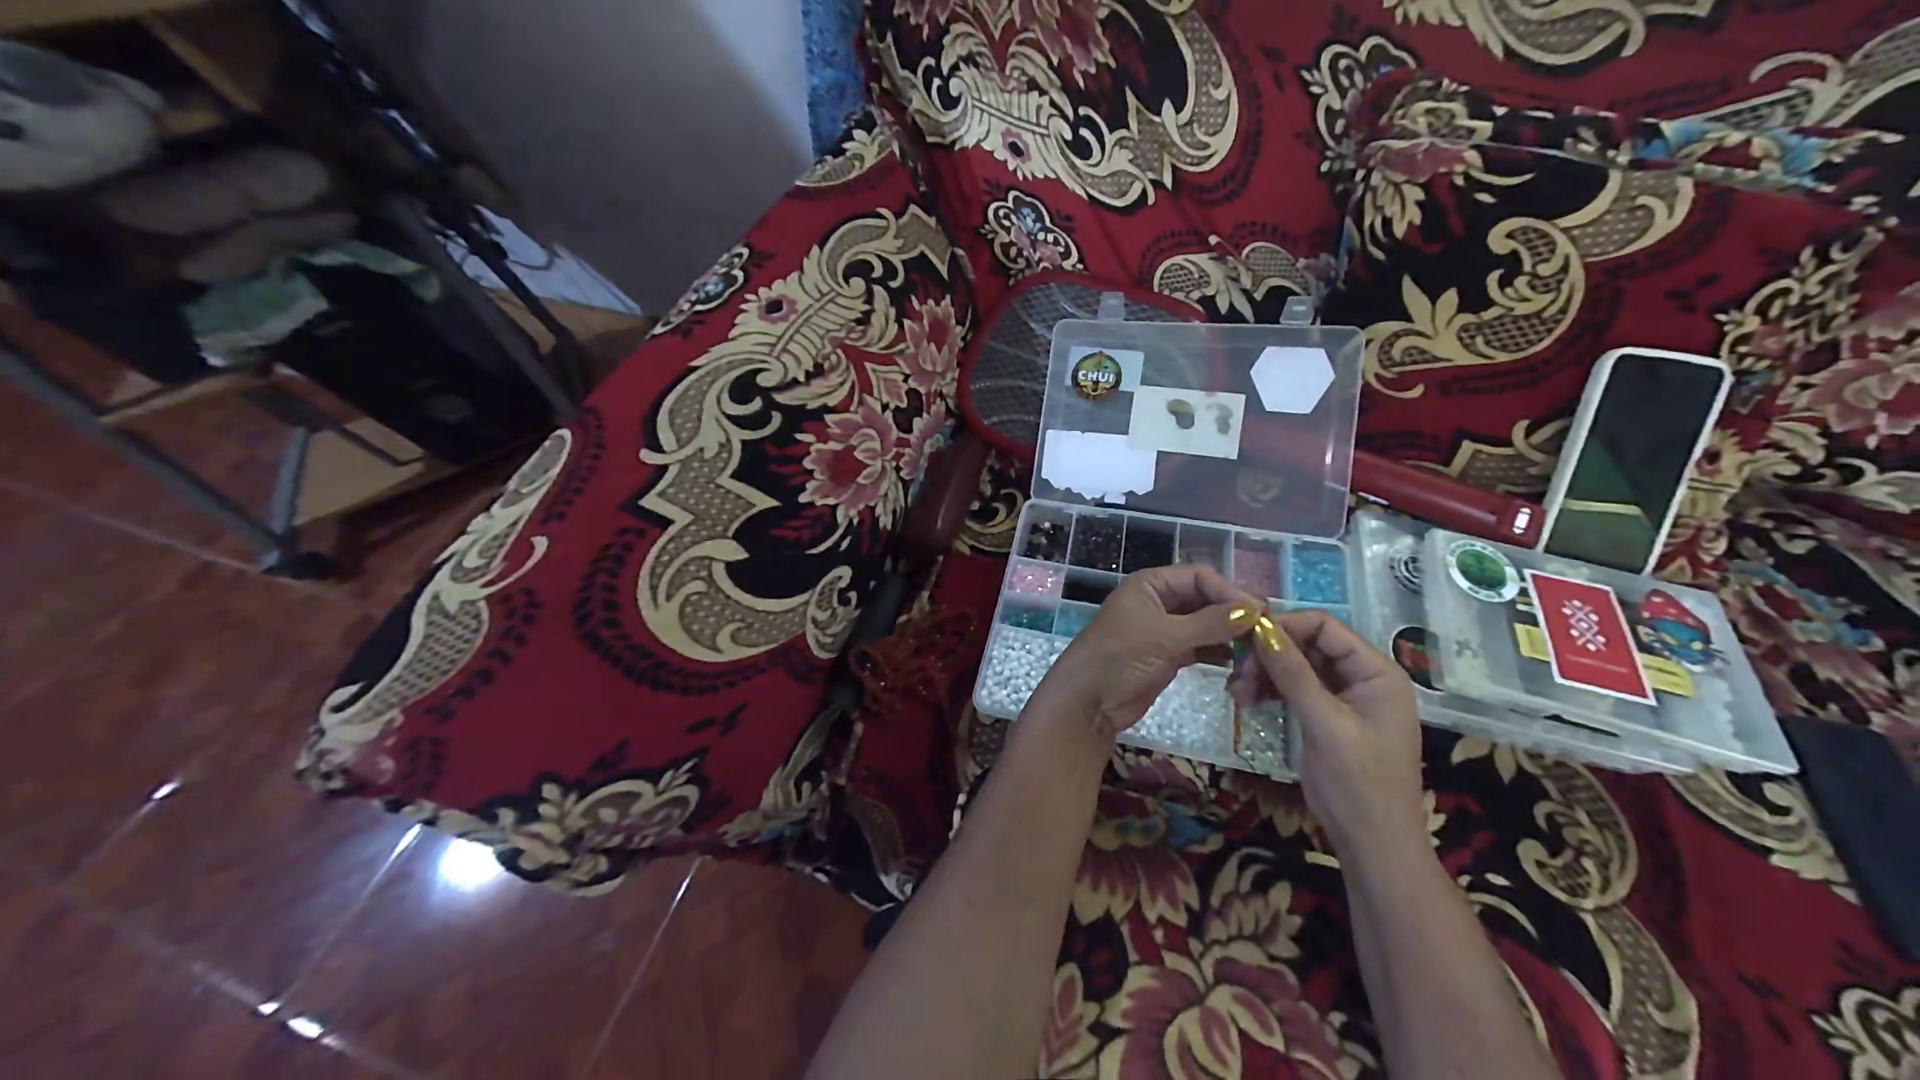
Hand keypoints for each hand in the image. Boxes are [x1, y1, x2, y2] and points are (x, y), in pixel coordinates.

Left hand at [1025, 563, 1259, 740]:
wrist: (1087, 702)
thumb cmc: (1118, 658)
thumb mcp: (1164, 637)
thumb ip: (1210, 623)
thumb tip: (1254, 611)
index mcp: (1150, 584)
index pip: (1200, 577)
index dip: (1229, 592)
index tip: (1259, 613)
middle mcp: (1158, 601)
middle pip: (1206, 598)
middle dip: (1233, 613)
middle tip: (1266, 631)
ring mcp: (1163, 629)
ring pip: (1206, 623)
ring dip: (1230, 634)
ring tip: (1258, 648)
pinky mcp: (1168, 655)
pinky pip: (1202, 645)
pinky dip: (1220, 651)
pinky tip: (1239, 661)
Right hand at [1232, 608, 1424, 858]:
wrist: (1372, 841)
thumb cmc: (1359, 782)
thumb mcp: (1325, 725)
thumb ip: (1295, 675)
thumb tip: (1263, 630)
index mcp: (1377, 672)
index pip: (1326, 627)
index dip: (1286, 626)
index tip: (1246, 639)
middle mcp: (1361, 677)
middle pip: (1308, 644)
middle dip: (1270, 654)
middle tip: (1237, 674)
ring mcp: (1342, 697)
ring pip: (1296, 666)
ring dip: (1264, 673)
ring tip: (1238, 692)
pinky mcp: (1324, 715)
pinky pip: (1293, 688)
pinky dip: (1269, 690)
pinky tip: (1247, 700)